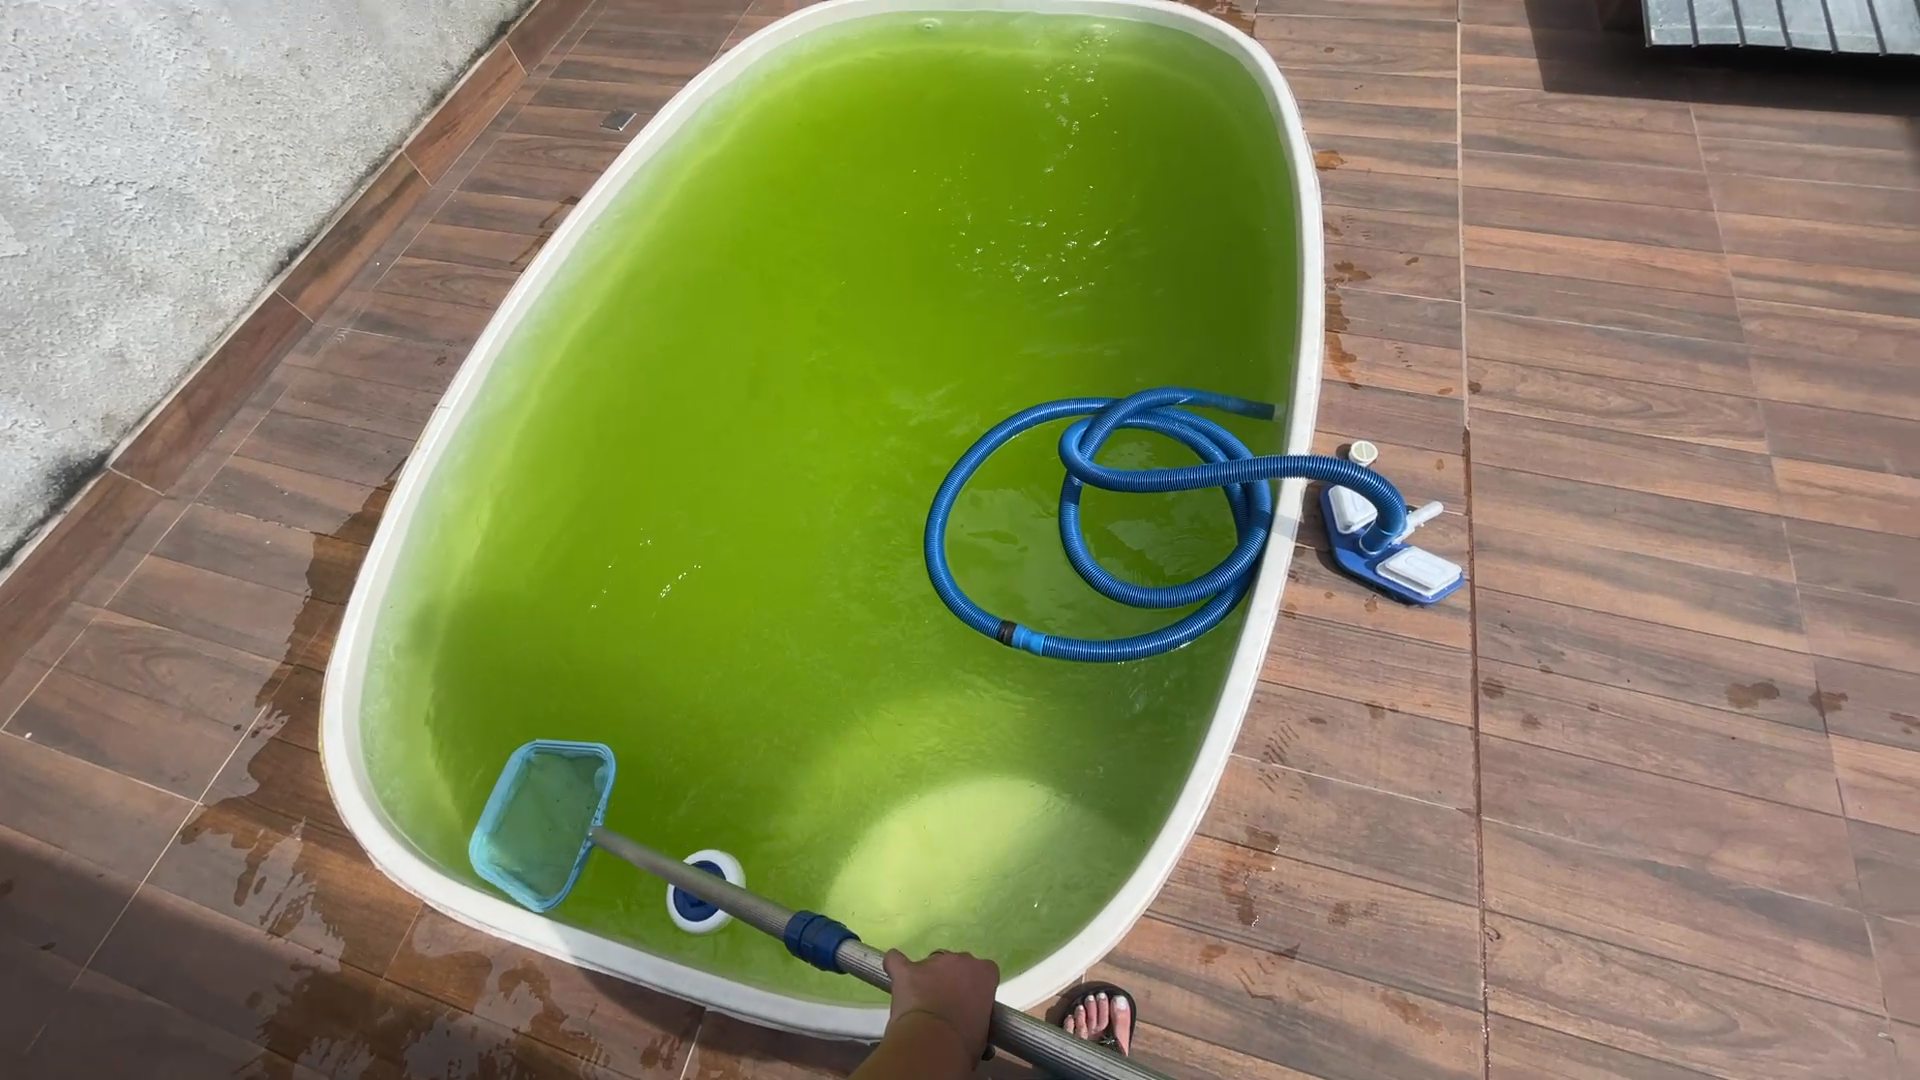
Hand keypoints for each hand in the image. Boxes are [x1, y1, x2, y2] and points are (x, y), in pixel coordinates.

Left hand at [883, 948, 999, 1063]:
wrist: (933, 1045)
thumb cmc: (964, 1044)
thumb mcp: (982, 1032)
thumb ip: (977, 1015)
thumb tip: (969, 1023)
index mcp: (983, 973)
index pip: (985, 971)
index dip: (976, 988)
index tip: (972, 1004)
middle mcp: (960, 959)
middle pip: (957, 965)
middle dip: (953, 981)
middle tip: (948, 1006)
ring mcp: (932, 962)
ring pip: (931, 964)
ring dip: (928, 979)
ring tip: (922, 1002)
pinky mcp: (906, 970)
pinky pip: (897, 960)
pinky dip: (896, 965)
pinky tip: (896, 972)